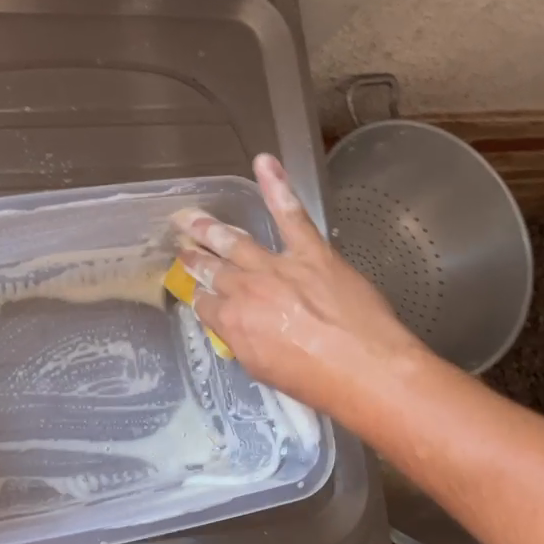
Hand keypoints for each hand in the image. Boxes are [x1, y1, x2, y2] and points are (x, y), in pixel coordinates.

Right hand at [174, 153, 431, 416]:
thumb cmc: (315, 380)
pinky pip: (290, 215)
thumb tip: (238, 329)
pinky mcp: (312, 252)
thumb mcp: (263, 370)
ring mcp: (278, 266)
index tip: (199, 296)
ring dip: (209, 227)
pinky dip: (277, 186)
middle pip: (212, 269)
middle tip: (181, 248)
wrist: (363, 368)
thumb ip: (243, 343)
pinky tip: (263, 162)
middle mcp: (246, 289)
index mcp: (232, 322)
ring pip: (235, 241)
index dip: (200, 299)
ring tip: (190, 217)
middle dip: (193, 258)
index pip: (204, 305)